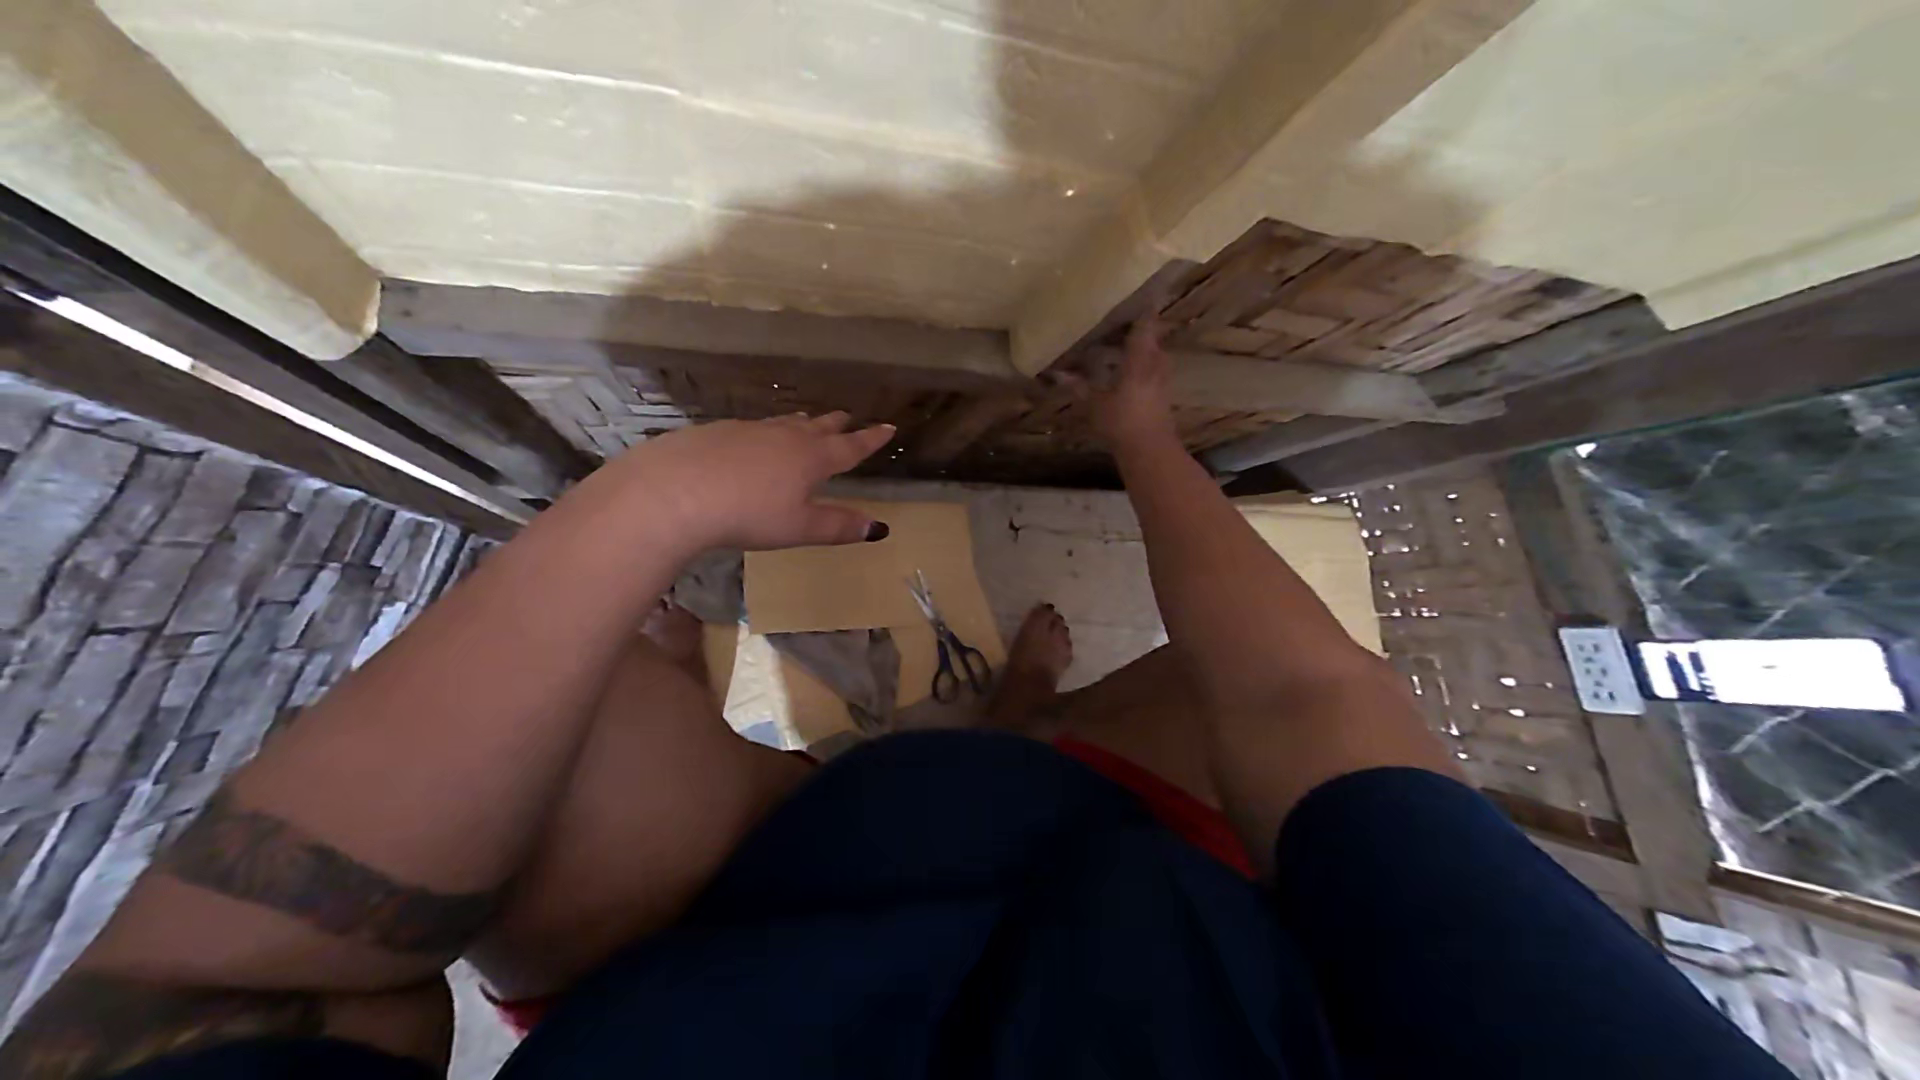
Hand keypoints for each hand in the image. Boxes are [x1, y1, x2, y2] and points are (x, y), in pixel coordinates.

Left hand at [604, 412, 894, 551]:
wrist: (676, 491)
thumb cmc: (749, 514)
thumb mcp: (800, 528)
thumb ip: (839, 526)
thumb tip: (880, 527)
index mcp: (812, 458)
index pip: (850, 447)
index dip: (871, 439)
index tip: (888, 427)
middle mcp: (784, 437)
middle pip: (817, 427)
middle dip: (836, 424)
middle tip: (847, 417)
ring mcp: (749, 431)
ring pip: (784, 423)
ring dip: (801, 423)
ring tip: (807, 420)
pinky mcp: (716, 432)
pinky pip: (752, 428)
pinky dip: (765, 431)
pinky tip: (753, 440)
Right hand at [1058, 317, 1177, 448]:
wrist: (1149, 449)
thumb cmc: (1121, 422)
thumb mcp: (1094, 404)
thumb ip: (1077, 386)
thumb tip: (1054, 373)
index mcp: (1141, 357)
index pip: (1145, 322)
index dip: (1143, 306)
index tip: (1135, 292)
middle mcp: (1156, 361)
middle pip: (1151, 335)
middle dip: (1137, 325)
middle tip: (1118, 317)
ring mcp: (1162, 376)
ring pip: (1153, 351)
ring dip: (1140, 344)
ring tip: (1120, 340)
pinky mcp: (1163, 391)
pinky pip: (1153, 366)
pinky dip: (1142, 361)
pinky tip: (1127, 366)